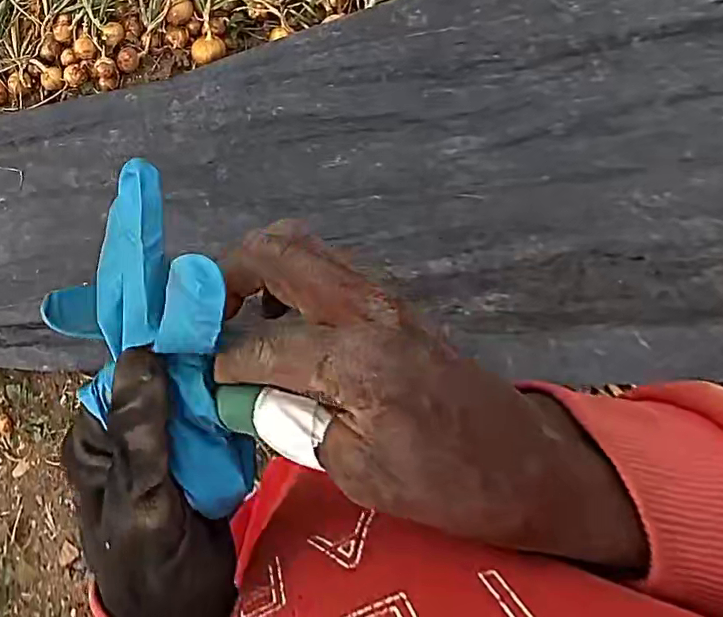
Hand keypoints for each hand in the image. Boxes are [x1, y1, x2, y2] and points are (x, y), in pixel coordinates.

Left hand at [62, 348, 239, 616]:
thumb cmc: (148, 567)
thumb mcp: (138, 498)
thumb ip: (138, 432)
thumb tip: (142, 355)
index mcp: (95, 434)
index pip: (124, 373)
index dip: (158, 354)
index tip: (194, 339)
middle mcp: (123, 429)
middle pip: (158, 376)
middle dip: (190, 370)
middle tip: (221, 364)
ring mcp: (158, 439)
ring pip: (186, 393)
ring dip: (211, 390)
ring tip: (233, 384)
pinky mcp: (191, 451)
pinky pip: (208, 418)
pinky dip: (224, 413)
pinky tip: (237, 410)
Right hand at [215, 221, 648, 570]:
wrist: (526, 459)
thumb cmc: (446, 481)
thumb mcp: (360, 473)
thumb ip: (290, 421)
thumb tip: (238, 393)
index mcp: (353, 359)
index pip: (259, 345)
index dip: (219, 360)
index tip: (197, 372)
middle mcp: (359, 307)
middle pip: (269, 253)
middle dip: (222, 275)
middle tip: (202, 313)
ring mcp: (373, 290)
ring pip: (293, 241)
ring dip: (253, 265)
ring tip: (236, 307)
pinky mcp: (381, 290)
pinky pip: (316, 257)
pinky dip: (282, 271)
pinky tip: (279, 311)